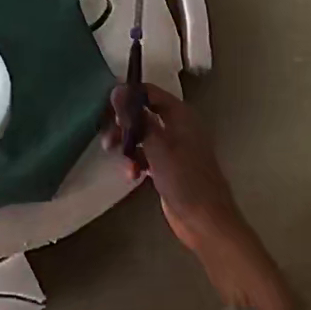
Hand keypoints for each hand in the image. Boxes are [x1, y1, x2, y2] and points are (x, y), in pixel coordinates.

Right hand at [110, 85, 251, 257]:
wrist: (205, 219)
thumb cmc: (184, 179)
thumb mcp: (157, 146)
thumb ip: (137, 119)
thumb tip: (117, 90)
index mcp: (181, 115)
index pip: (150, 92)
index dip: (129, 95)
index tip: (106, 104)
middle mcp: (177, 126)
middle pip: (144, 114)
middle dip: (124, 124)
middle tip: (108, 137)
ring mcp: (173, 148)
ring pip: (142, 136)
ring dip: (127, 145)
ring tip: (115, 156)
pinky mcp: (168, 167)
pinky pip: (146, 155)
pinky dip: (137, 161)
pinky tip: (131, 175)